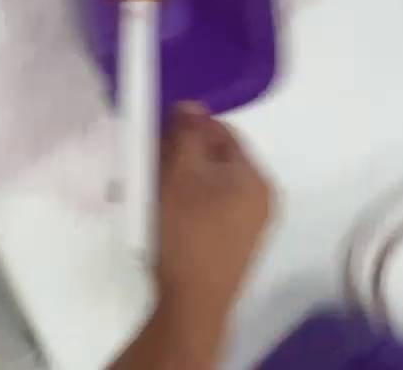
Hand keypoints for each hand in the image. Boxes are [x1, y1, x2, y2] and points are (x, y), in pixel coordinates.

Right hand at [152, 104, 274, 356]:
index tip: (153, 134)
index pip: (220, 130)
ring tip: (143, 186)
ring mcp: (246, 220)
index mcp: (255, 178)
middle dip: (174, 152)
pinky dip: (178, 196)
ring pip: (203, 178)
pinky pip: (203, 201)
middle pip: (211, 154)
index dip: (185, 125)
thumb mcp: (181, 172)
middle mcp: (259, 197)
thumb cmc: (186, 228)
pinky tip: (156, 207)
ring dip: (171, 174)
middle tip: (145, 161)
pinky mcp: (229, 237)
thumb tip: (193, 105)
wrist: (192, 298)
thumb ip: (188, 134)